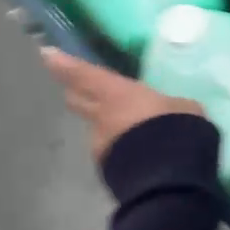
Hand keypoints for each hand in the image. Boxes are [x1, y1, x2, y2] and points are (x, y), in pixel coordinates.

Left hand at [40, 47, 203, 160]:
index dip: (65, 63)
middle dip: (76, 92)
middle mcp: (100, 118)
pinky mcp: (107, 170)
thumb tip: (168, 108)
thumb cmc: (175, 127)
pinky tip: (140, 152)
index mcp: (117, 94)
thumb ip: (168, 104)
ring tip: (132, 129)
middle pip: (77, 100)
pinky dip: (121, 148)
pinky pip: (112, 151)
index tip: (46, 53)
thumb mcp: (183, 107)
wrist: (167, 176)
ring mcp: (101, 146)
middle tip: (80, 87)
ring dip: (108, 125)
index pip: (84, 74)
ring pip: (97, 129)